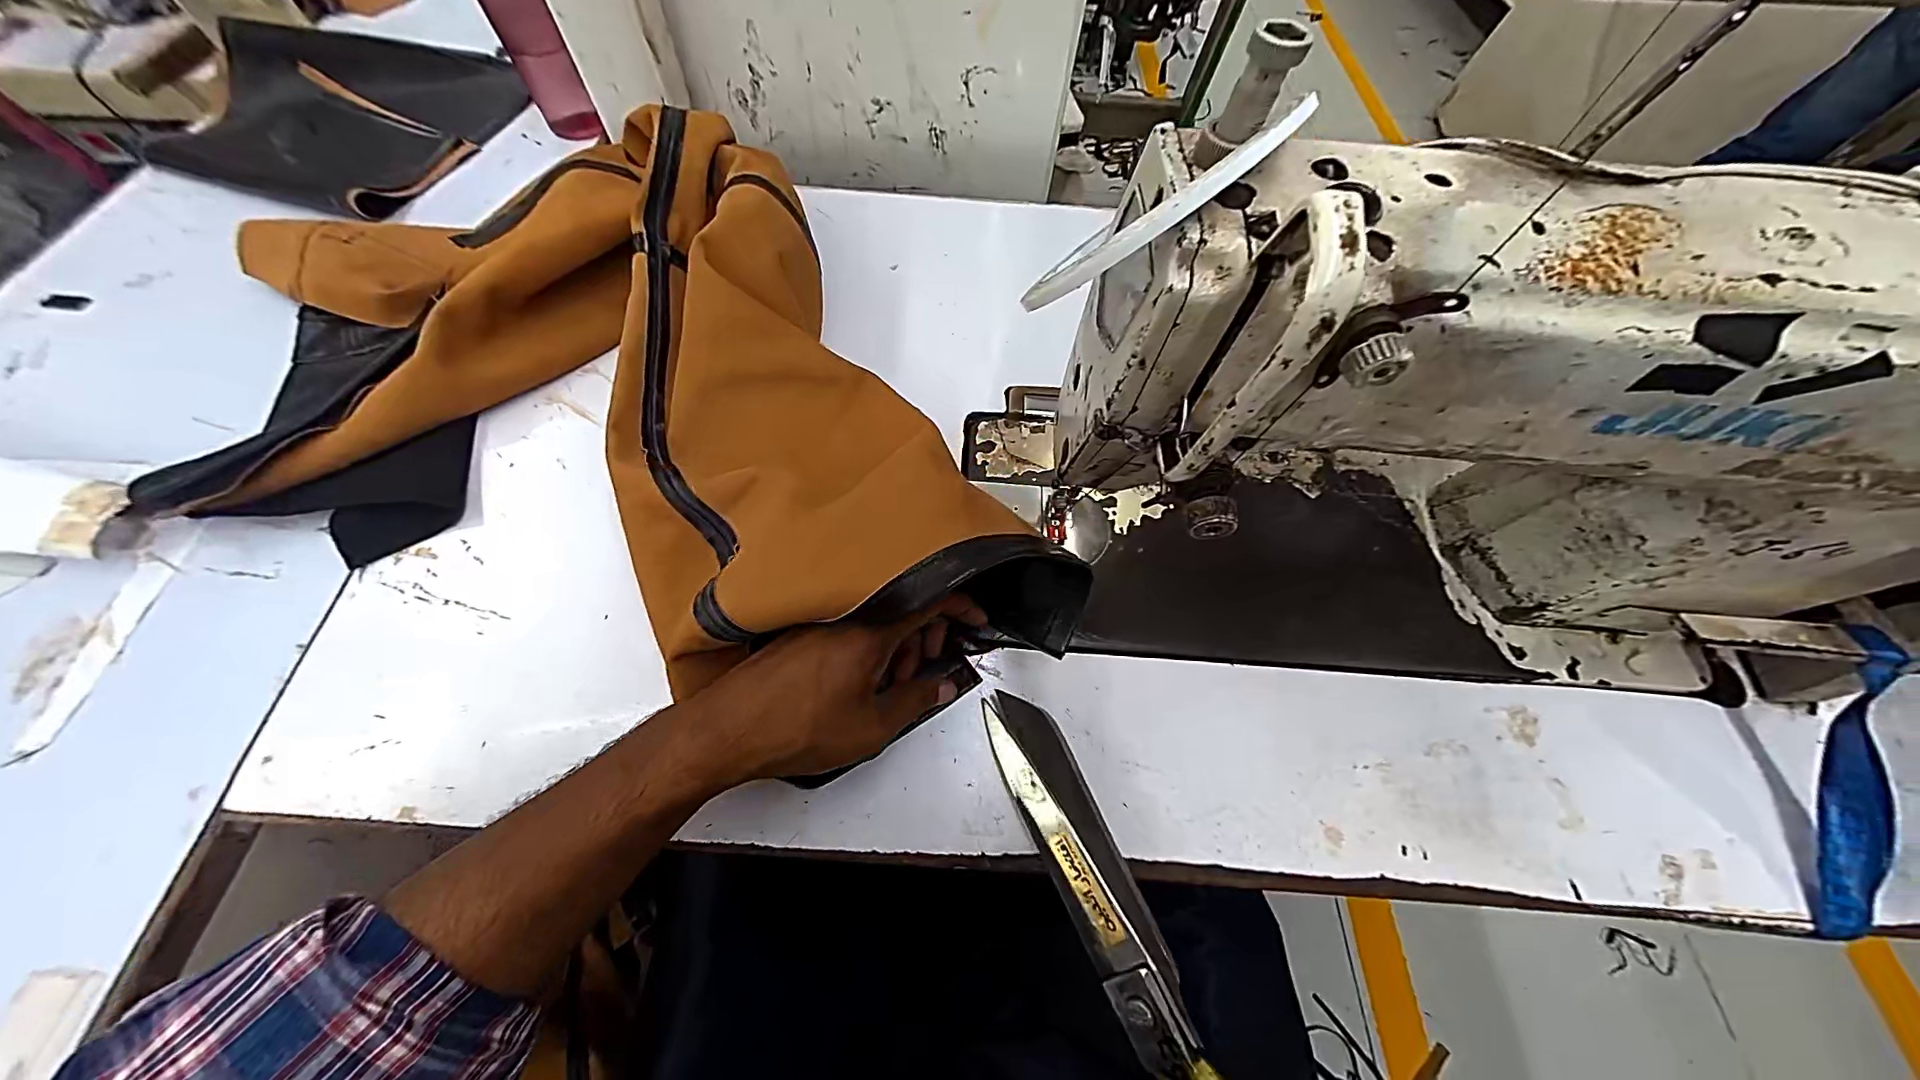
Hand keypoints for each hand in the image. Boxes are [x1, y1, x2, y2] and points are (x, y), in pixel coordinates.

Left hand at [683, 594, 989, 784]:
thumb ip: (916, 701)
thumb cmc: (791, 728)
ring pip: (879, 619)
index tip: (976, 618)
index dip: (962, 607)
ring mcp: (821, 622)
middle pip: (907, 609)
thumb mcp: (871, 727)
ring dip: (900, 645)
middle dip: (929, 636)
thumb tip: (941, 686)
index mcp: (870, 631)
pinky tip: (864, 680)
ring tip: (894, 686)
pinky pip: (852, 627)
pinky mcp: (804, 633)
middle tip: (929, 670)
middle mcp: (845, 616)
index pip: (931, 601)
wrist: (727, 731)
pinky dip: (870, 647)